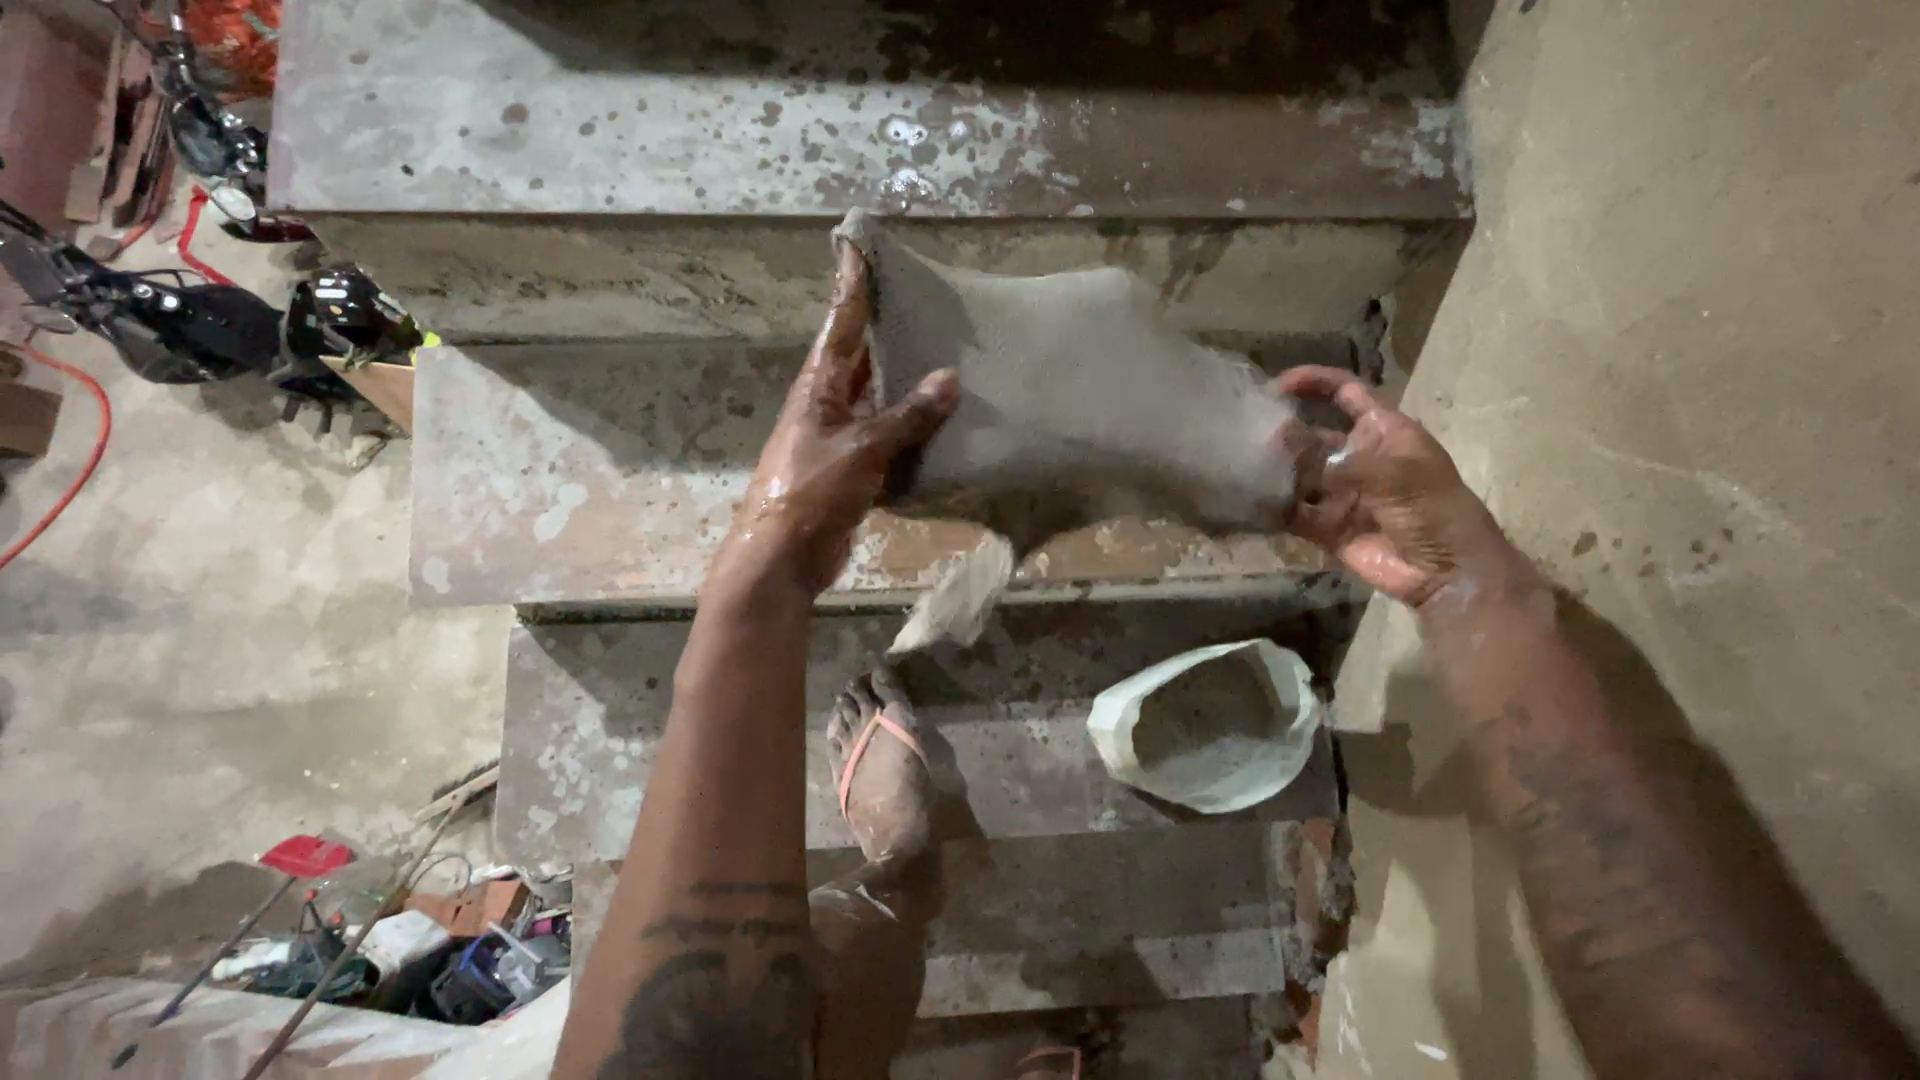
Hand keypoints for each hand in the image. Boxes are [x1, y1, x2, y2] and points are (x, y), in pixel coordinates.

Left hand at [714, 243, 958, 595]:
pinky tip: (942, 423)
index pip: (840, 323)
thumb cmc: (812, 491)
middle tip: (926, 301)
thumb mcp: (861, 448)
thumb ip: (907, 416)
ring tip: (948, 357)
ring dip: (905, 384)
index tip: (859, 245)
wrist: (784, 556)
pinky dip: (911, 430)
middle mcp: (828, 404)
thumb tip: (949, 377)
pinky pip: (887, 439)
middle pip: (860, 357)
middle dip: (887, 330)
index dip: (852, 285)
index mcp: (819, 386)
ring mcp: (839, 438)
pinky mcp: (852, 470)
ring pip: (878, 400)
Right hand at [1272, 366, 1539, 608]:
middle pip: (1312, 435)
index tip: (1279, 384)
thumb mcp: (1400, 474)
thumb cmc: (1436, 510)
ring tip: (1248, 469)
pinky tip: (1250, 501)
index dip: (1315, 382)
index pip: (1346, 393)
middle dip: (1285, 433)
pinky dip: (1272, 508)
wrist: (1447, 571)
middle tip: (1255, 438)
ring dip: (1275, 470)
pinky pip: (1292, 512)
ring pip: (1297, 474)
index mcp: (1382, 432)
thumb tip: (1294, 454)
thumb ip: (1347, 462)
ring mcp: (1340, 493)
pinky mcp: (1326, 526)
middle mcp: (1356, 457)